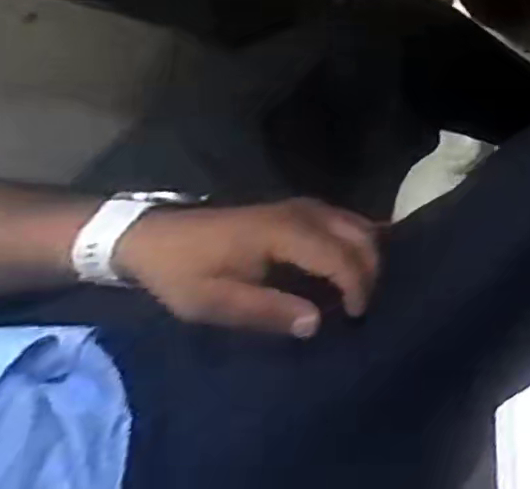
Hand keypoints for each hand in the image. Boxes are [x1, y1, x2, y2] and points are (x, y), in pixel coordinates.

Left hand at [113, 198, 380, 337]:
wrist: (159, 235)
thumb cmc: (183, 272)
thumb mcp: (211, 302)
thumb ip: (266, 311)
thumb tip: (316, 323)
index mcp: (290, 233)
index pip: (342, 258)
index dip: (357, 285)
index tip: (355, 314)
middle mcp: (312, 214)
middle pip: (363, 238)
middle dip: (370, 272)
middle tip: (362, 303)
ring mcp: (313, 206)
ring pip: (363, 227)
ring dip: (368, 256)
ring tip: (359, 286)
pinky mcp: (309, 208)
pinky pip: (352, 222)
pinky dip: (361, 242)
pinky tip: (354, 262)